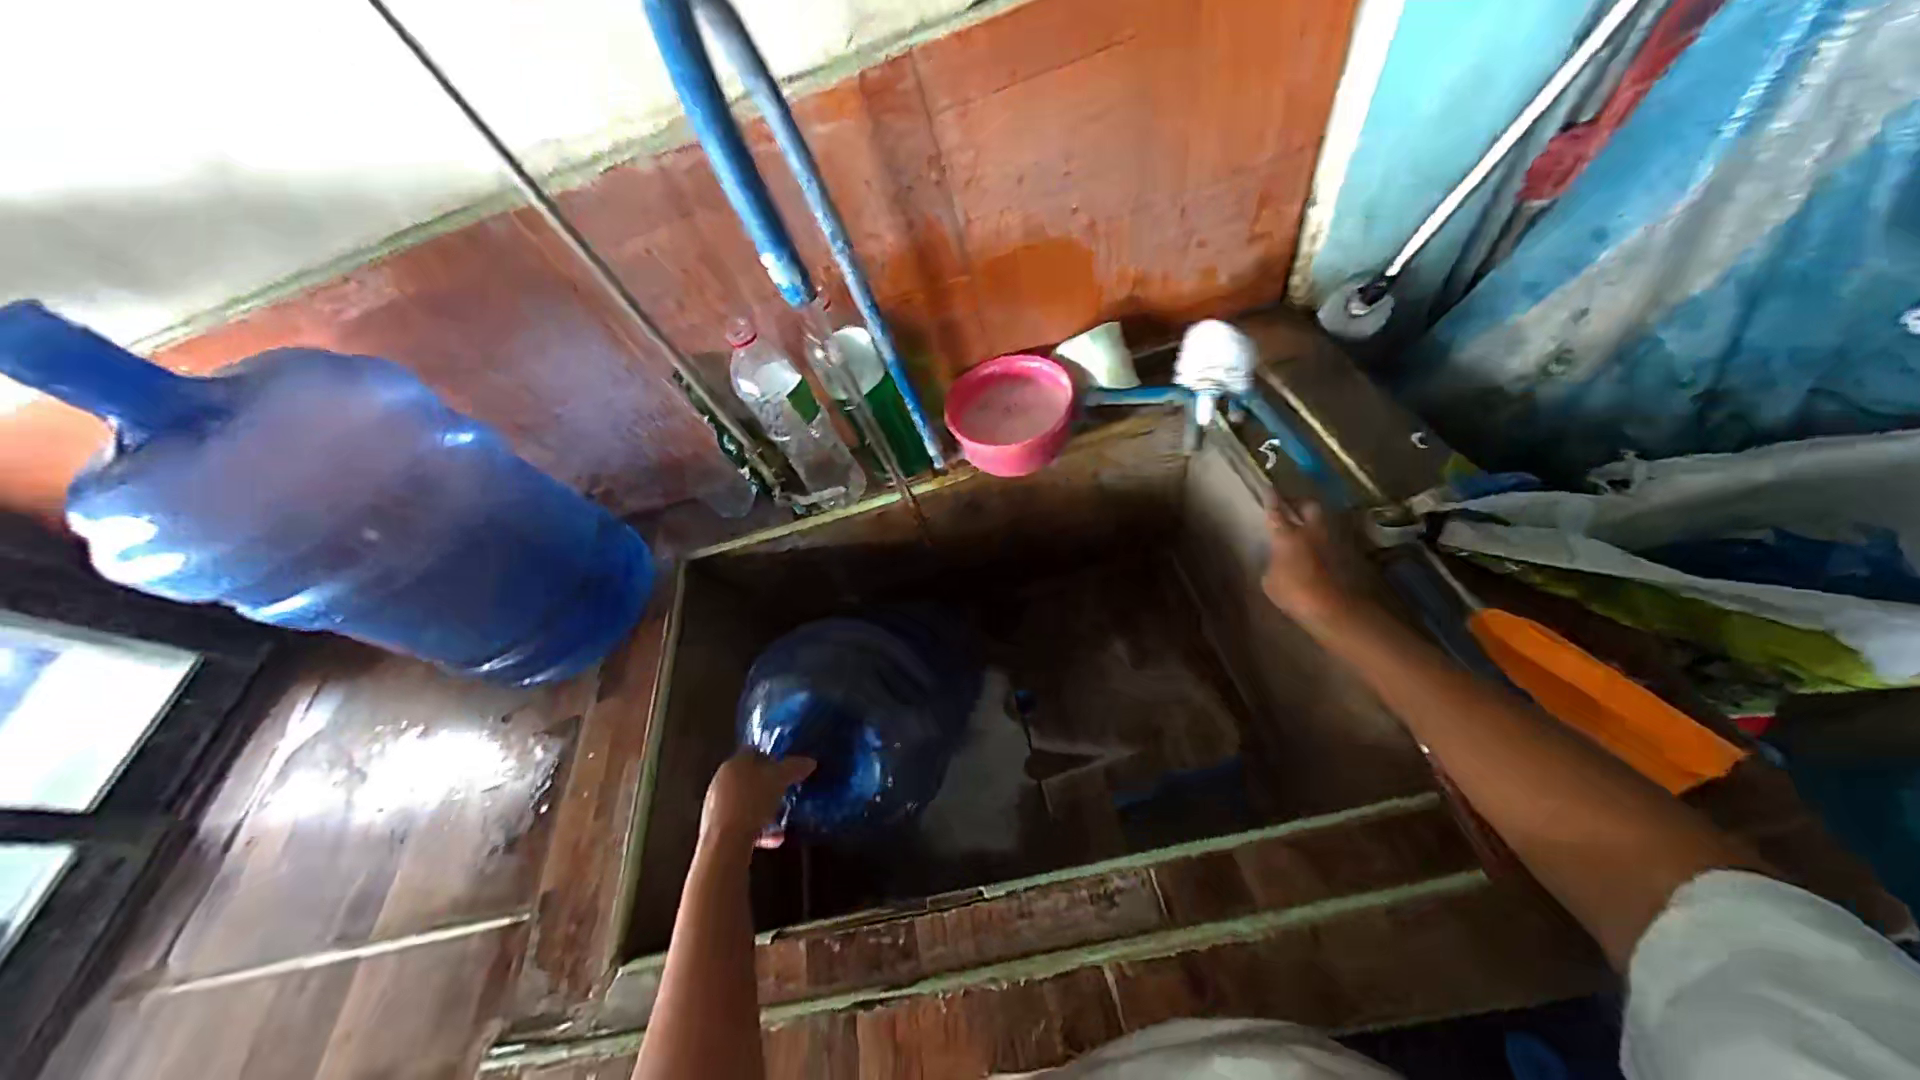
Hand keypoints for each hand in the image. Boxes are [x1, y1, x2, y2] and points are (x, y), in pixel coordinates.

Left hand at [700, 750, 815, 850]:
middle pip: (749, 778)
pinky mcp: (715, 828)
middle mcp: (721, 781)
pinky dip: (757, 829)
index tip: (787, 769)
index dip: (773, 759)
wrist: (725, 843)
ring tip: (780, 820)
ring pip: (745, 803)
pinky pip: (741, 823)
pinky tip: (773, 839)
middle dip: (768, 786)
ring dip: (763, 810)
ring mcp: (715, 806)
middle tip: (786, 793)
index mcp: (734, 763)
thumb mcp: (781, 780)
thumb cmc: (753, 802)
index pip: (754, 752)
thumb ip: (795, 768)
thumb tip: (810, 762)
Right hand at [1262, 499, 1355, 626]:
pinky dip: (1327, 541)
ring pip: (1325, 521)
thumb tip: (1278, 560)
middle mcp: (1312, 530)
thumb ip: (1273, 564)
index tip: (1268, 488)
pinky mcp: (1350, 554)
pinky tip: (1321, 550)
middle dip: (1300, 503)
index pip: (1276, 510)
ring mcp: (1334, 540)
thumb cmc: (1295, 594)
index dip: (1271, 498)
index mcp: (1287, 535)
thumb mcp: (1271, 581)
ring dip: (1316, 522)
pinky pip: (1334, 540)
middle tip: (1293, 507)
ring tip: (1308, 528)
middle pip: (1309, 506)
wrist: (1336, 609)